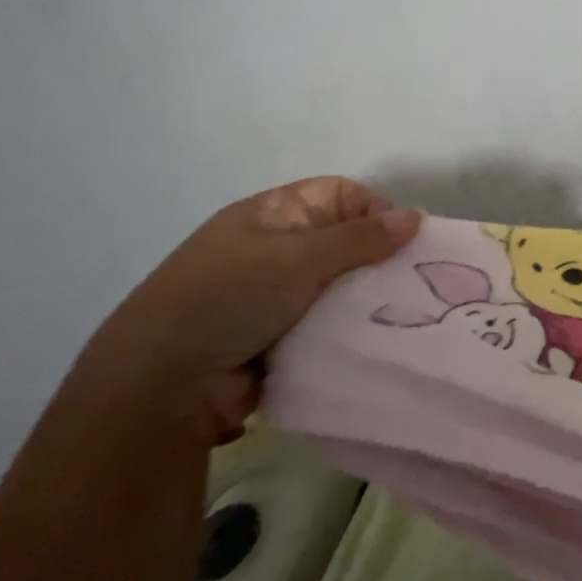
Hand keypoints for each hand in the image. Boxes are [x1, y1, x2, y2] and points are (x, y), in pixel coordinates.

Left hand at [89, 176, 420, 441]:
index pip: (342, 195)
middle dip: (381, 259)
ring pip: (347, 285)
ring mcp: (280, 294)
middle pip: (350, 241)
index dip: (376, 212)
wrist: (165, 384)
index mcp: (273, 215)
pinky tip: (378, 336)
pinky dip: (355, 327)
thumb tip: (416, 216)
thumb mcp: (297, 258)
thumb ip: (360, 238)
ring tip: (403, 312)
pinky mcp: (287, 335)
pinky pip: (335, 321)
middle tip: (412, 281)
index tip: (402, 243)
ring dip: (370, 297)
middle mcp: (278, 248)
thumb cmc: (227, 300)